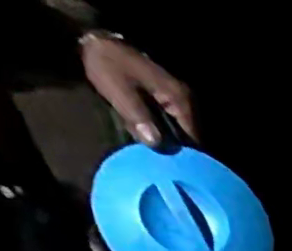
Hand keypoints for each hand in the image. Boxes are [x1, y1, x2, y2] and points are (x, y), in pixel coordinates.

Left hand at [81, 34, 195, 146]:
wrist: (98, 43)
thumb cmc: (108, 64)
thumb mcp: (119, 90)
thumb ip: (138, 116)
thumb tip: (156, 143)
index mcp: (179, 100)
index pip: (193, 139)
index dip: (184, 155)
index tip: (172, 167)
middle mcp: (186, 102)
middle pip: (189, 138)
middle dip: (174, 149)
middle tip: (156, 157)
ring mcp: (179, 101)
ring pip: (180, 133)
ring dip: (166, 142)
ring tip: (148, 145)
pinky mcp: (170, 102)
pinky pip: (173, 126)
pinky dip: (162, 133)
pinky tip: (146, 135)